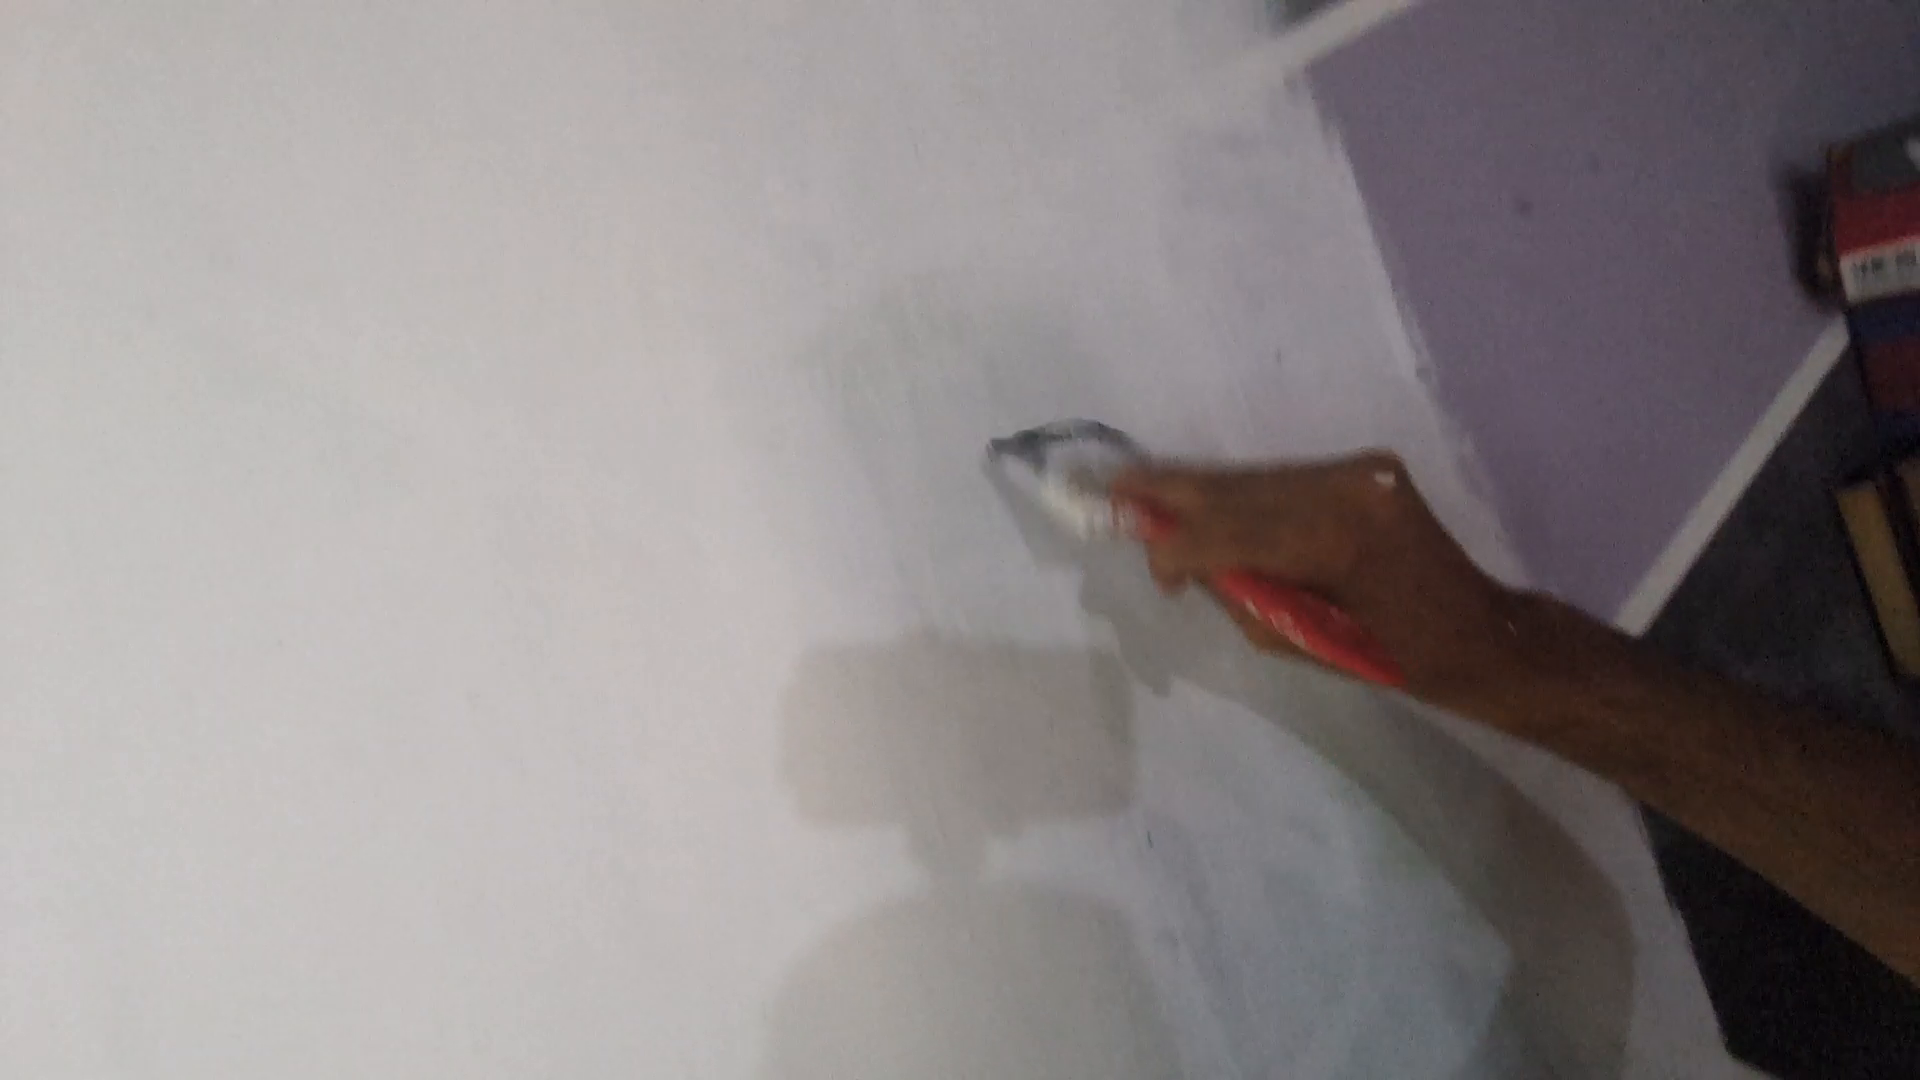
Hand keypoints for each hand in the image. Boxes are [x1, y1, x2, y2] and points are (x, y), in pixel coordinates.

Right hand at [1112, 451, 1531, 712]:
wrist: (1480, 628)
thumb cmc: (1391, 656)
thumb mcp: (1297, 638)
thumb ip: (1236, 591)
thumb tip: (1185, 559)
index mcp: (1331, 541)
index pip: (1224, 533)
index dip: (1175, 546)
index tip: (1154, 571)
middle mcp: (1341, 488)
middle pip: (1230, 488)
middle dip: (1167, 490)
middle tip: (1113, 486)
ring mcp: (1355, 469)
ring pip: (1250, 478)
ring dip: (1199, 492)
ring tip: (1147, 493)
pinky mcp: (1361, 465)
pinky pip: (1278, 480)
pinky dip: (1239, 495)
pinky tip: (1208, 503)